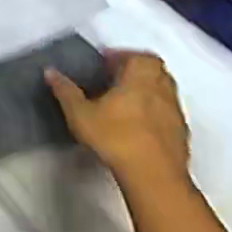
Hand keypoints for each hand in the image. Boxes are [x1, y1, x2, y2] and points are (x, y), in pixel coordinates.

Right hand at [47, 51, 189, 187]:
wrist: (153, 176)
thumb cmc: (115, 137)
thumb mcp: (79, 113)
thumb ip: (65, 90)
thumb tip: (50, 72)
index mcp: (140, 82)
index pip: (142, 57)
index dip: (125, 55)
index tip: (105, 61)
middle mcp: (163, 94)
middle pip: (158, 71)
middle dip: (137, 69)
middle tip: (114, 76)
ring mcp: (175, 115)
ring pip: (165, 92)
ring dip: (148, 89)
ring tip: (123, 99)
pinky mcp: (181, 135)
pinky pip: (168, 112)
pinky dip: (155, 109)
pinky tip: (136, 123)